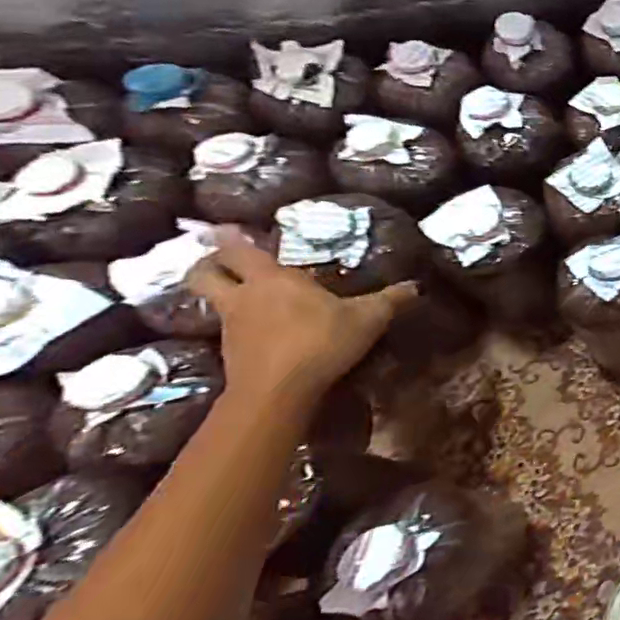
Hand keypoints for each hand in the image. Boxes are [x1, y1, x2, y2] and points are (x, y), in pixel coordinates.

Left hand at [184, 229, 417, 408]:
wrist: (277, 391)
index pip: (237, 249)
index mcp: (271, 279)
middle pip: (203, 273)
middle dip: (208, 263)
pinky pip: (230, 326)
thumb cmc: (320, 340)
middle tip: (226, 260)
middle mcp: (243, 297)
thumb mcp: (369, 317)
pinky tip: (266, 327)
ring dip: (225, 293)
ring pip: (213, 300)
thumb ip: (391, 299)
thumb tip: (415, 286)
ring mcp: (230, 325)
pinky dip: (243, 322)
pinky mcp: (231, 350)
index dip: (227, 236)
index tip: (222, 228)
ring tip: (252, 295)